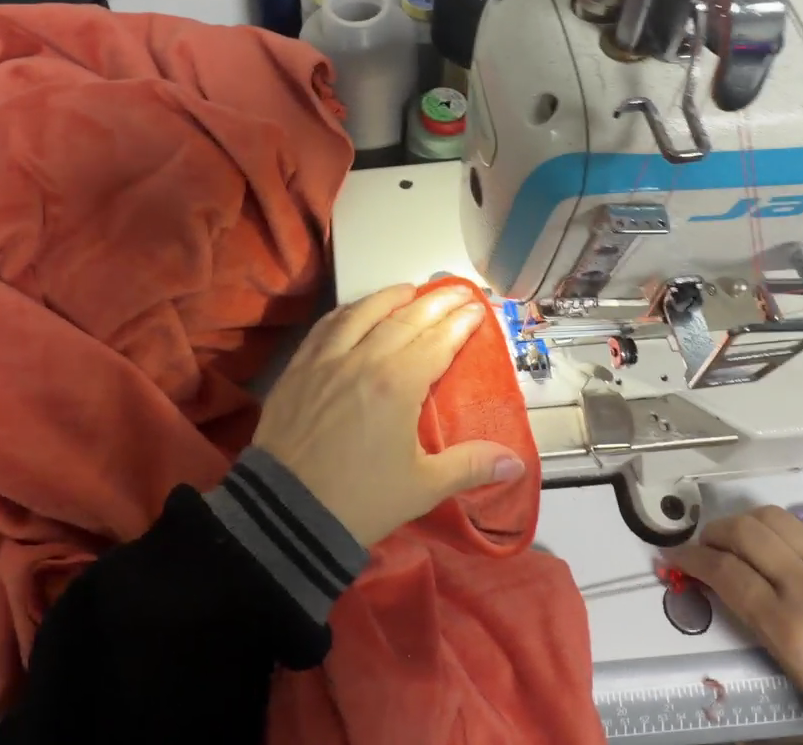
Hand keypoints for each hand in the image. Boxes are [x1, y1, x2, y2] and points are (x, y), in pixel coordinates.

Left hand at [252, 283, 526, 546]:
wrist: (287, 512)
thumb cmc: (360, 500)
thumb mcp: (423, 487)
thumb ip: (470, 466)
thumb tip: (515, 463)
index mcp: (397, 384)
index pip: (437, 342)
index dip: (460, 323)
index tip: (476, 309)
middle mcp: (362, 359)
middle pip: (404, 319)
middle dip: (435, 303)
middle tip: (456, 291)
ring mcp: (326, 359)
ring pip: (362, 314)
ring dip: (389, 297)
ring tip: (410, 289)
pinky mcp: (298, 367)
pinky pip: (326, 327)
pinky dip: (347, 312)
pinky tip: (355, 310)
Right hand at [669, 506, 802, 722]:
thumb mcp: (792, 667)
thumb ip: (752, 621)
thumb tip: (717, 585)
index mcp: (789, 626)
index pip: (725, 573)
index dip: (691, 559)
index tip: (674, 557)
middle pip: (743, 533)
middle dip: (712, 533)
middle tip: (702, 546)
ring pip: (770, 517)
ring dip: (741, 521)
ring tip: (734, 538)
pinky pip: (800, 524)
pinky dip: (773, 525)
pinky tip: (770, 540)